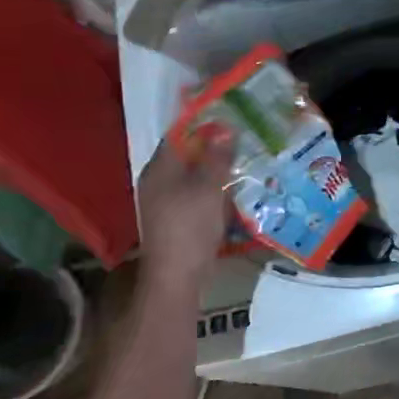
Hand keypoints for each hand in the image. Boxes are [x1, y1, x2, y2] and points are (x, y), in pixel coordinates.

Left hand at [138, 134, 235, 295]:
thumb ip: (216, 157)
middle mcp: (156, 182)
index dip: (202, 125)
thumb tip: (224, 129)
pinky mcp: (173, 222)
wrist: (176, 277)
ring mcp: (163, 204)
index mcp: (159, 168)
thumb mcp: (208, 188)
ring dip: (214, 173)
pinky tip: (230, 197)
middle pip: (185, 157)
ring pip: (191, 179)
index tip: (229, 120)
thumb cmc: (191, 227)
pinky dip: (211, 194)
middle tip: (240, 144)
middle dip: (212, 150)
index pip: (178, 135)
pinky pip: (194, 198)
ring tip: (241, 167)